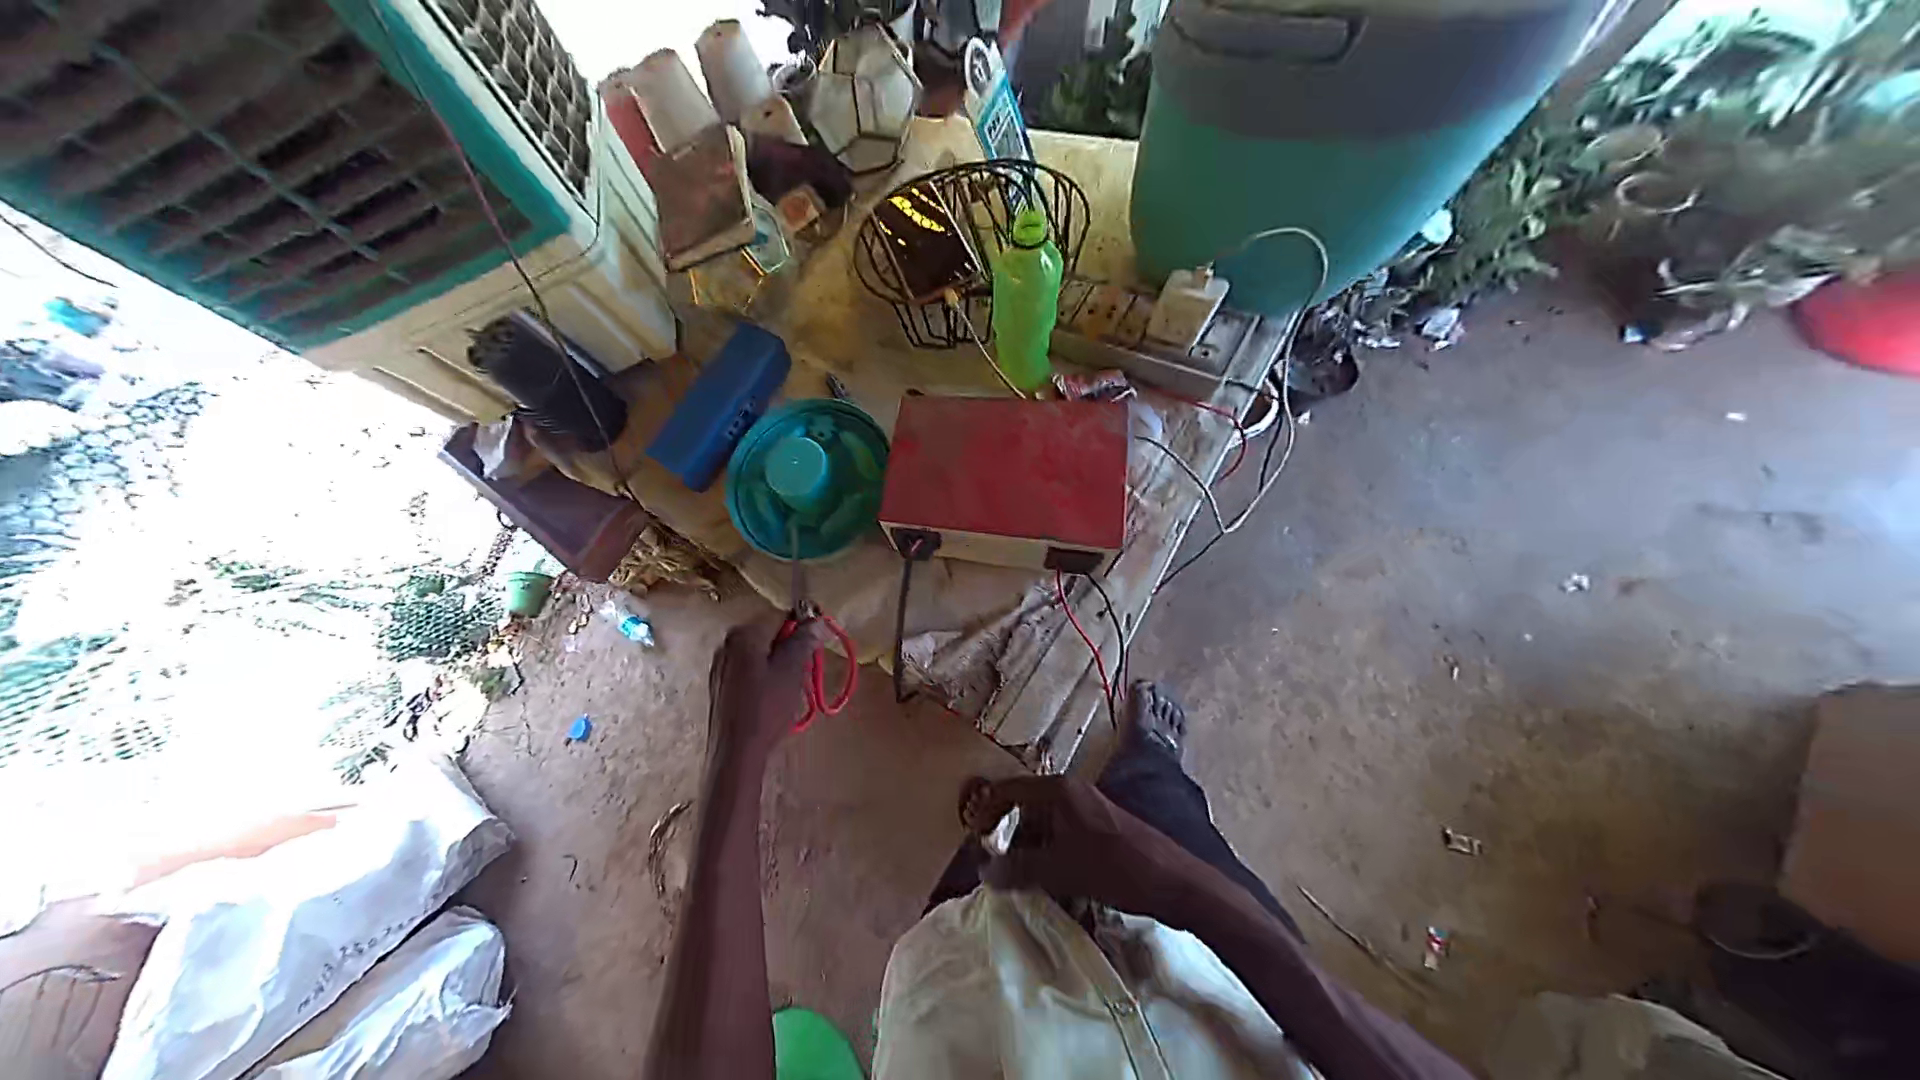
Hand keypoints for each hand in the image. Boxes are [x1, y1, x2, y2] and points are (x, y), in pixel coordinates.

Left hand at [706, 618, 828, 769]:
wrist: (737, 752)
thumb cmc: (766, 707)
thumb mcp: (792, 670)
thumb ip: (804, 640)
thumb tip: (818, 620)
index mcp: (742, 635)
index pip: (780, 616)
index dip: (804, 627)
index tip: (818, 645)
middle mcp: (727, 645)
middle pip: (770, 636)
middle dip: (792, 649)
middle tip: (807, 670)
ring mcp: (721, 667)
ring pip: (761, 655)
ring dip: (781, 664)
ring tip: (794, 686)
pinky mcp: (722, 688)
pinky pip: (751, 671)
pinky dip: (767, 677)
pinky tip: (775, 697)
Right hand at [966, 774, 1224, 928]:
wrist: (1174, 882)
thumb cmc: (1115, 868)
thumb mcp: (1060, 871)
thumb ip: (1018, 869)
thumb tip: (984, 872)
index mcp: (1059, 789)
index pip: (1008, 790)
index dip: (987, 812)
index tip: (976, 840)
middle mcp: (1072, 791)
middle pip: (1026, 807)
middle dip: (1011, 838)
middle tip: (1001, 869)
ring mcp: (1088, 807)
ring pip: (1045, 824)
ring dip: (1032, 851)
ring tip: (1027, 882)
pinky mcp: (1101, 826)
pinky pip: (1064, 835)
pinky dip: (1052, 855)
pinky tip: (1055, 883)